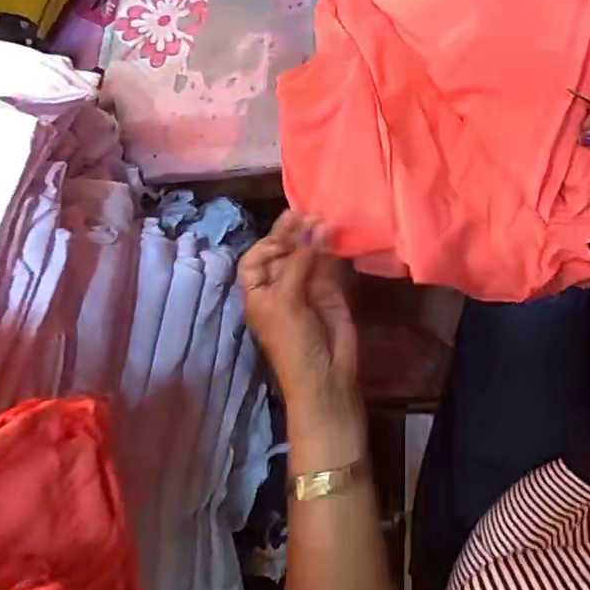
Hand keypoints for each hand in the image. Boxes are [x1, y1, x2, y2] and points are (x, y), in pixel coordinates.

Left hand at [240, 211, 364, 463]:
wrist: (326, 377)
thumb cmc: (293, 343)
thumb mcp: (286, 301)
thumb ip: (299, 262)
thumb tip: (314, 226)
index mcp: (258, 292)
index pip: (255, 258)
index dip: (267, 244)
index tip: (284, 238)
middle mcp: (279, 287)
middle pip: (282, 252)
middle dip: (292, 233)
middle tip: (305, 213)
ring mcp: (305, 288)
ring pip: (307, 255)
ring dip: (312, 237)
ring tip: (322, 217)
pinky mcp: (329, 291)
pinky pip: (327, 265)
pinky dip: (330, 249)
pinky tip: (333, 233)